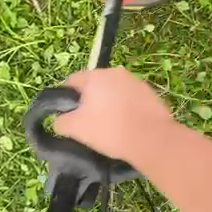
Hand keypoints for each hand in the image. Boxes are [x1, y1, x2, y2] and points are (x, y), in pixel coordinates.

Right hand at [54, 66, 178, 162]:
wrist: (152, 139)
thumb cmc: (109, 130)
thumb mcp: (75, 129)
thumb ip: (60, 121)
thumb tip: (59, 119)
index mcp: (95, 76)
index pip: (71, 80)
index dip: (65, 97)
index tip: (66, 114)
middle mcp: (115, 72)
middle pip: (94, 84)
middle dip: (88, 100)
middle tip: (87, 122)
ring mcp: (135, 81)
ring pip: (113, 91)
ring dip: (108, 103)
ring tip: (108, 126)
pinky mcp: (150, 93)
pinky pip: (130, 98)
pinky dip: (125, 108)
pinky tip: (126, 125)